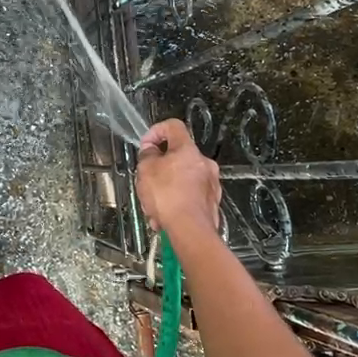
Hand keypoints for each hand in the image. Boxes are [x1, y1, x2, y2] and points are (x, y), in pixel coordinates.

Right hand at [136, 120, 221, 238]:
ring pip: (182, 178)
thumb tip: (151, 151)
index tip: (146, 146)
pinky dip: (176, 202)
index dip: (156, 131)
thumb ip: (147, 155)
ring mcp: (211, 184)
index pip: (173, 126)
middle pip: (178, 156)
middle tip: (146, 180)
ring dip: (166, 188)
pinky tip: (163, 217)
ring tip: (152, 206)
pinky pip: (189, 196)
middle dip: (159, 167)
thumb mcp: (146, 170)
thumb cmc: (167, 195)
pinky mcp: (212, 203)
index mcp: (188, 149)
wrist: (190, 230)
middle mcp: (204, 163)